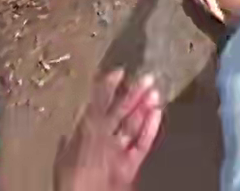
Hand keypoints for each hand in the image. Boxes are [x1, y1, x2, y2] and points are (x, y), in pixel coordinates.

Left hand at [54, 68, 162, 190]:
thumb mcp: (87, 126)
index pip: (98, 104)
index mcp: (83, 133)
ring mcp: (114, 155)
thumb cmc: (82, 164)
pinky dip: (149, 129)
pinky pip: (141, 145)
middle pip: (118, 114)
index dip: (110, 87)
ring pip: (132, 127)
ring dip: (144, 109)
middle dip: (133, 96)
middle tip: (148, 78)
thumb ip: (99, 101)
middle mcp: (98, 143)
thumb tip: (107, 75)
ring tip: (156, 92)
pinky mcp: (129, 168)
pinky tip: (157, 113)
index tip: (123, 71)